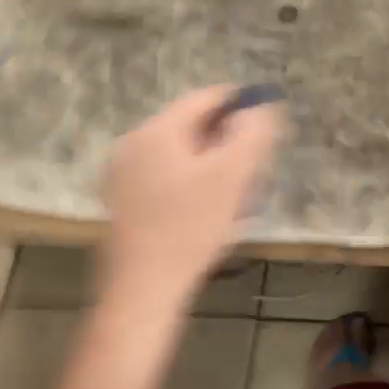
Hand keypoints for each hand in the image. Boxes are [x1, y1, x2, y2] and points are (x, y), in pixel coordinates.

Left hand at [101, 85, 282, 304]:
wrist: (143, 290)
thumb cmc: (190, 228)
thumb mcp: (232, 175)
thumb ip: (251, 133)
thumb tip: (259, 107)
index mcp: (156, 131)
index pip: (205, 98)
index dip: (239, 104)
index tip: (265, 123)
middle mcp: (133, 144)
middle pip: (192, 126)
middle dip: (227, 141)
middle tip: (253, 167)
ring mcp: (123, 174)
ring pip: (182, 154)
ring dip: (213, 165)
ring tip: (237, 195)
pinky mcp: (123, 201)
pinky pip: (166, 175)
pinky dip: (193, 182)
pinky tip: (211, 211)